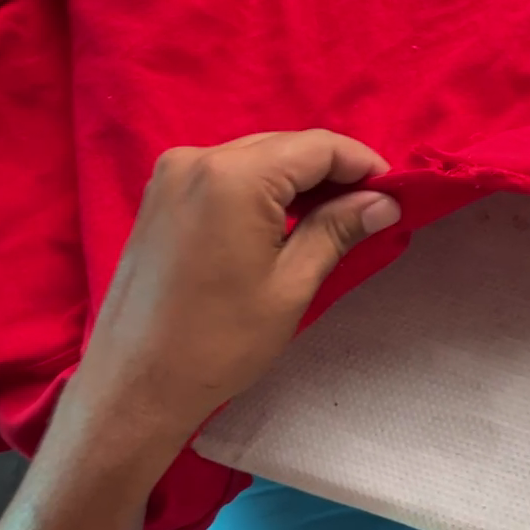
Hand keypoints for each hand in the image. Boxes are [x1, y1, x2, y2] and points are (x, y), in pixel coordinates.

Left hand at [58, 131, 399, 474]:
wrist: (135, 384)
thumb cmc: (220, 342)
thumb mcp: (291, 285)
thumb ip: (338, 229)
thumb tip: (385, 202)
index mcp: (234, 176)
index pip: (317, 147)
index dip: (363, 164)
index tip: (394, 192)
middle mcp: (198, 157)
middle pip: (285, 146)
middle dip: (332, 171)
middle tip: (370, 209)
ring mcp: (172, 173)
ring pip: (256, 157)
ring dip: (297, 180)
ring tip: (333, 217)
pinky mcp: (160, 195)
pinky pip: (226, 174)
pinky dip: (261, 189)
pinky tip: (283, 220)